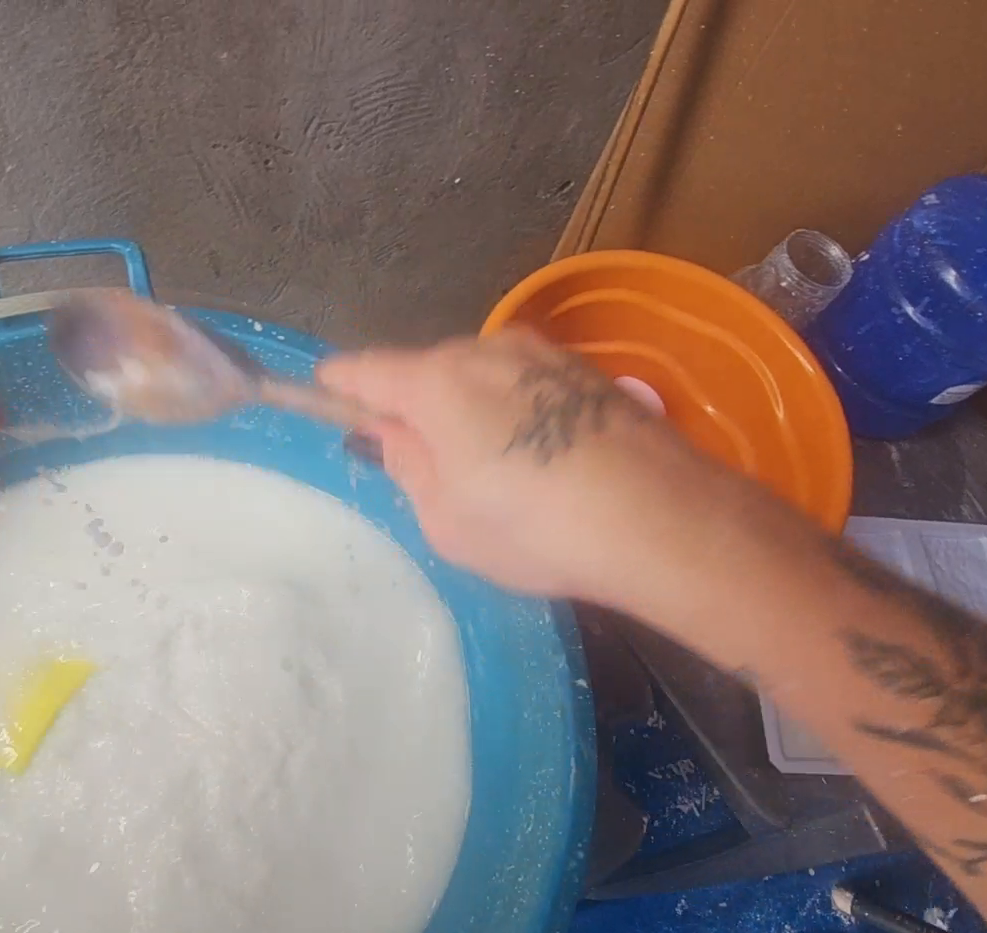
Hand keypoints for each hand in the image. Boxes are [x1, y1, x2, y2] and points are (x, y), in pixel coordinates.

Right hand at [319, 330, 746, 603]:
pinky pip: (523, 385)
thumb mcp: (446, 519)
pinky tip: (536, 461)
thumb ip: (406, 466)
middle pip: (425, 372)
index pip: (366, 369)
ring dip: (465, 410)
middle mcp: (487, 349)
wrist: (660, 520)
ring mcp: (543, 355)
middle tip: (418, 462)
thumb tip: (392, 434)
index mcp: (437, 382)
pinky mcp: (585, 373)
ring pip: (478, 377)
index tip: (325, 393)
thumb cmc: (533, 529)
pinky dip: (510, 412)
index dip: (339, 384)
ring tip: (488, 471)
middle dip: (412, 407)